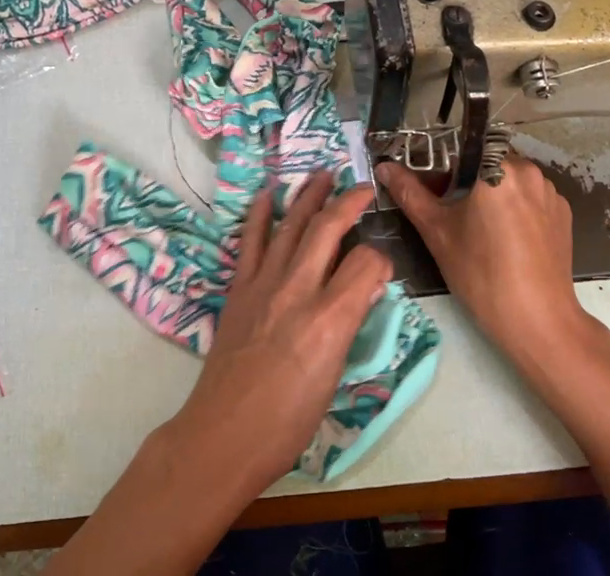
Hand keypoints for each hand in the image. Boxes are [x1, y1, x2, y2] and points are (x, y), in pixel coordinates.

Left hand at [164, 172, 391, 491]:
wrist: (225, 434)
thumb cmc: (288, 421)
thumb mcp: (334, 376)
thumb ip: (348, 325)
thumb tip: (359, 293)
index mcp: (329, 319)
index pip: (366, 264)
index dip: (382, 258)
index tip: (384, 266)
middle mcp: (297, 291)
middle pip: (326, 230)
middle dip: (347, 202)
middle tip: (361, 186)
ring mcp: (263, 286)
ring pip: (289, 226)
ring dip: (307, 197)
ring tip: (322, 175)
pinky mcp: (238, 290)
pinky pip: (251, 243)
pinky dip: (260, 216)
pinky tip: (267, 196)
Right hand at [376, 156, 603, 361]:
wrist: (537, 319)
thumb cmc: (480, 274)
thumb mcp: (437, 232)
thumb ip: (410, 193)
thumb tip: (385, 167)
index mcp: (494, 168)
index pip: (458, 147)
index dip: (440, 166)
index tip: (431, 190)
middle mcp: (527, 170)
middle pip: (485, 161)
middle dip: (465, 180)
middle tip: (450, 213)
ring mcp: (549, 190)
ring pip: (508, 178)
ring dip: (491, 192)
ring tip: (479, 229)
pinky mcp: (562, 211)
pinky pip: (529, 196)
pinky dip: (514, 207)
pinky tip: (506, 238)